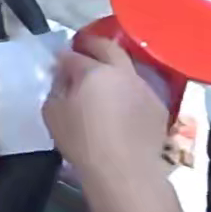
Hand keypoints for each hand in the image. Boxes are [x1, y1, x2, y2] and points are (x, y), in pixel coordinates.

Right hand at [43, 37, 167, 188]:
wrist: (123, 166)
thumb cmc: (79, 138)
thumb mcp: (52, 112)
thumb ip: (56, 89)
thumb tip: (63, 78)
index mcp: (94, 72)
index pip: (73, 56)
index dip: (61, 56)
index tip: (53, 61)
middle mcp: (123, 73)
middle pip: (110, 49)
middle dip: (93, 45)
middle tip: (80, 48)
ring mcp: (145, 88)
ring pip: (127, 68)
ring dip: (111, 68)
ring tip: (98, 79)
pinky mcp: (158, 105)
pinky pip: (137, 89)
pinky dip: (124, 89)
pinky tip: (116, 104)